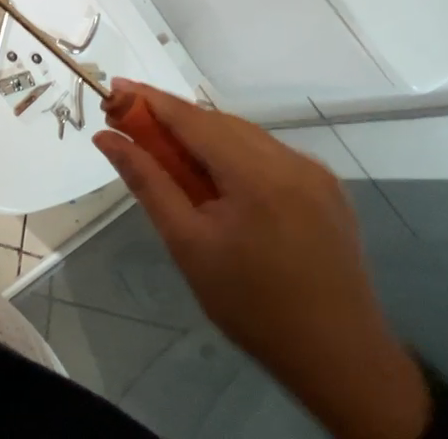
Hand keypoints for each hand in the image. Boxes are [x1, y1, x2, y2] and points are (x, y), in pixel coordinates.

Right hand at [93, 81, 430, 438]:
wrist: (340, 359)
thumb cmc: (250, 304)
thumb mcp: (186, 243)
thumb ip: (147, 181)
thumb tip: (107, 138)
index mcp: (257, 175)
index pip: (191, 119)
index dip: (148, 100)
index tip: (111, 88)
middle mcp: (292, 162)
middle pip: (218, 122)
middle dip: (171, 118)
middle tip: (126, 123)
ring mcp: (316, 175)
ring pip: (245, 136)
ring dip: (202, 135)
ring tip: (164, 151)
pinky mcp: (328, 191)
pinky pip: (269, 155)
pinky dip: (233, 154)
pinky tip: (214, 176)